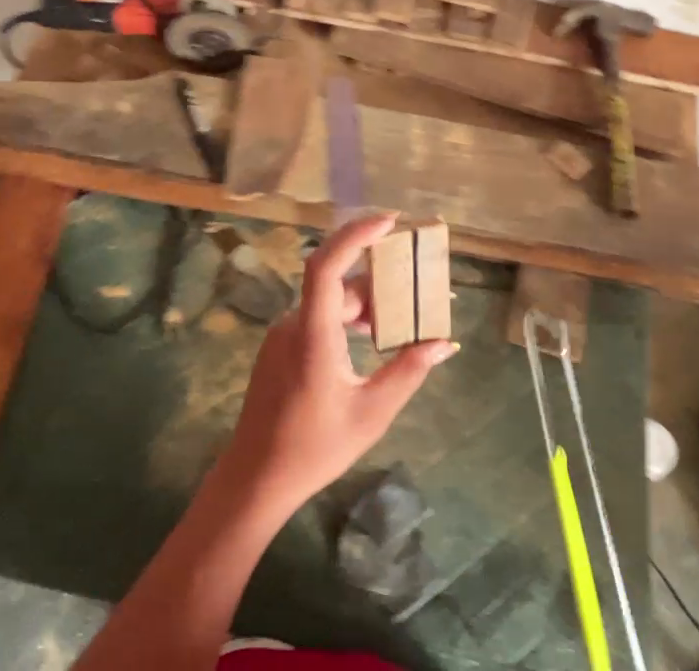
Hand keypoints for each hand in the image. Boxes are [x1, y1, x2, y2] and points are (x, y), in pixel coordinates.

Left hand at [215, 212, 458, 514]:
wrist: (256, 476)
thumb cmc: (314, 448)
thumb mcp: (372, 413)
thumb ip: (407, 372)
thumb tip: (442, 343)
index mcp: (313, 335)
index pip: (327, 265)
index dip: (356, 235)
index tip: (391, 221)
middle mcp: (293, 324)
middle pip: (339, 286)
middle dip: (382, 284)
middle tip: (422, 291)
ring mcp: (282, 336)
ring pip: (330, 304)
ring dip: (366, 307)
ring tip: (404, 323)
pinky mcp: (279, 349)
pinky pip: (318, 320)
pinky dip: (348, 322)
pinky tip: (372, 343)